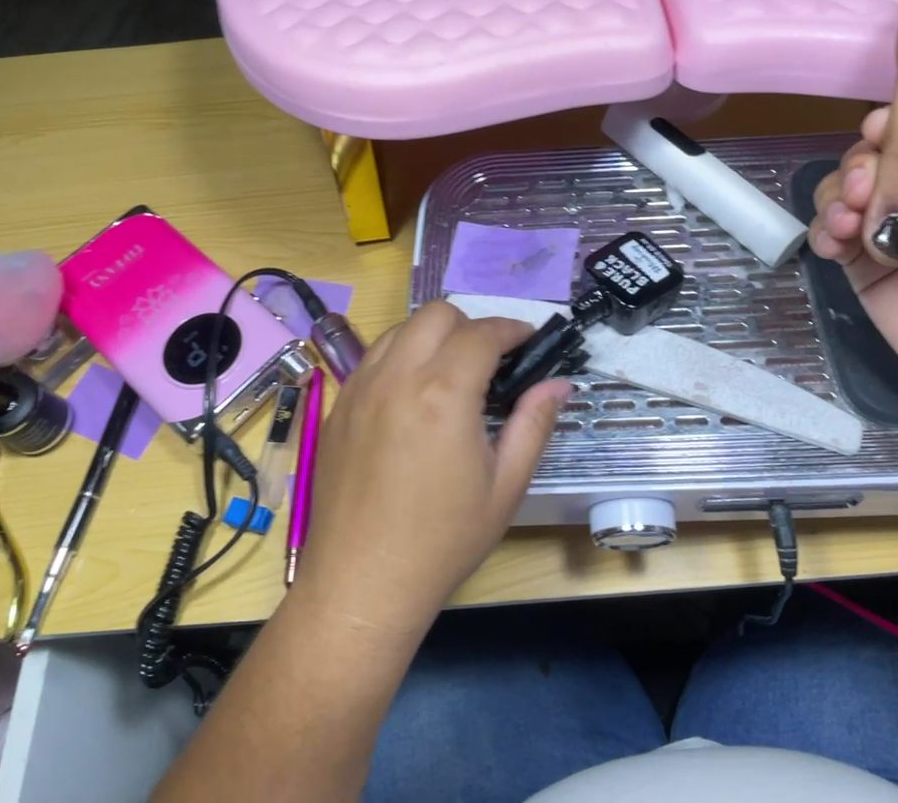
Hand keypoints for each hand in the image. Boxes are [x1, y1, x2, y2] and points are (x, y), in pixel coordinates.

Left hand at [298, 302, 569, 630]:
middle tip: (491, 361)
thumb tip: (559, 383)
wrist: (362, 582)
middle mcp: (397, 377)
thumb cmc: (443, 540)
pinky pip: (372, 358)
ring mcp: (359, 389)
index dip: (513, 329)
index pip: (482, 333)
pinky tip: (412, 396)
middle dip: (471, 325)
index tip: (529, 340)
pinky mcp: (338, 407)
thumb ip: (533, 424)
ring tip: (451, 374)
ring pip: (399, 329)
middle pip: (437, 314)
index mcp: (443, 393)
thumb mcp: (505, 487)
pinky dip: (399, 358)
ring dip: (432, 337)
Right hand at [813, 112, 897, 404]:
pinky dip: (824, 229)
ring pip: (852, 185)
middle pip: (887, 151)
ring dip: (839, 194)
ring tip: (846, 221)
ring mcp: (896, 220)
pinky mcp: (865, 257)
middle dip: (866, 163)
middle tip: (862, 190)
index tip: (883, 130)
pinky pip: (834, 230)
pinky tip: (831, 243)